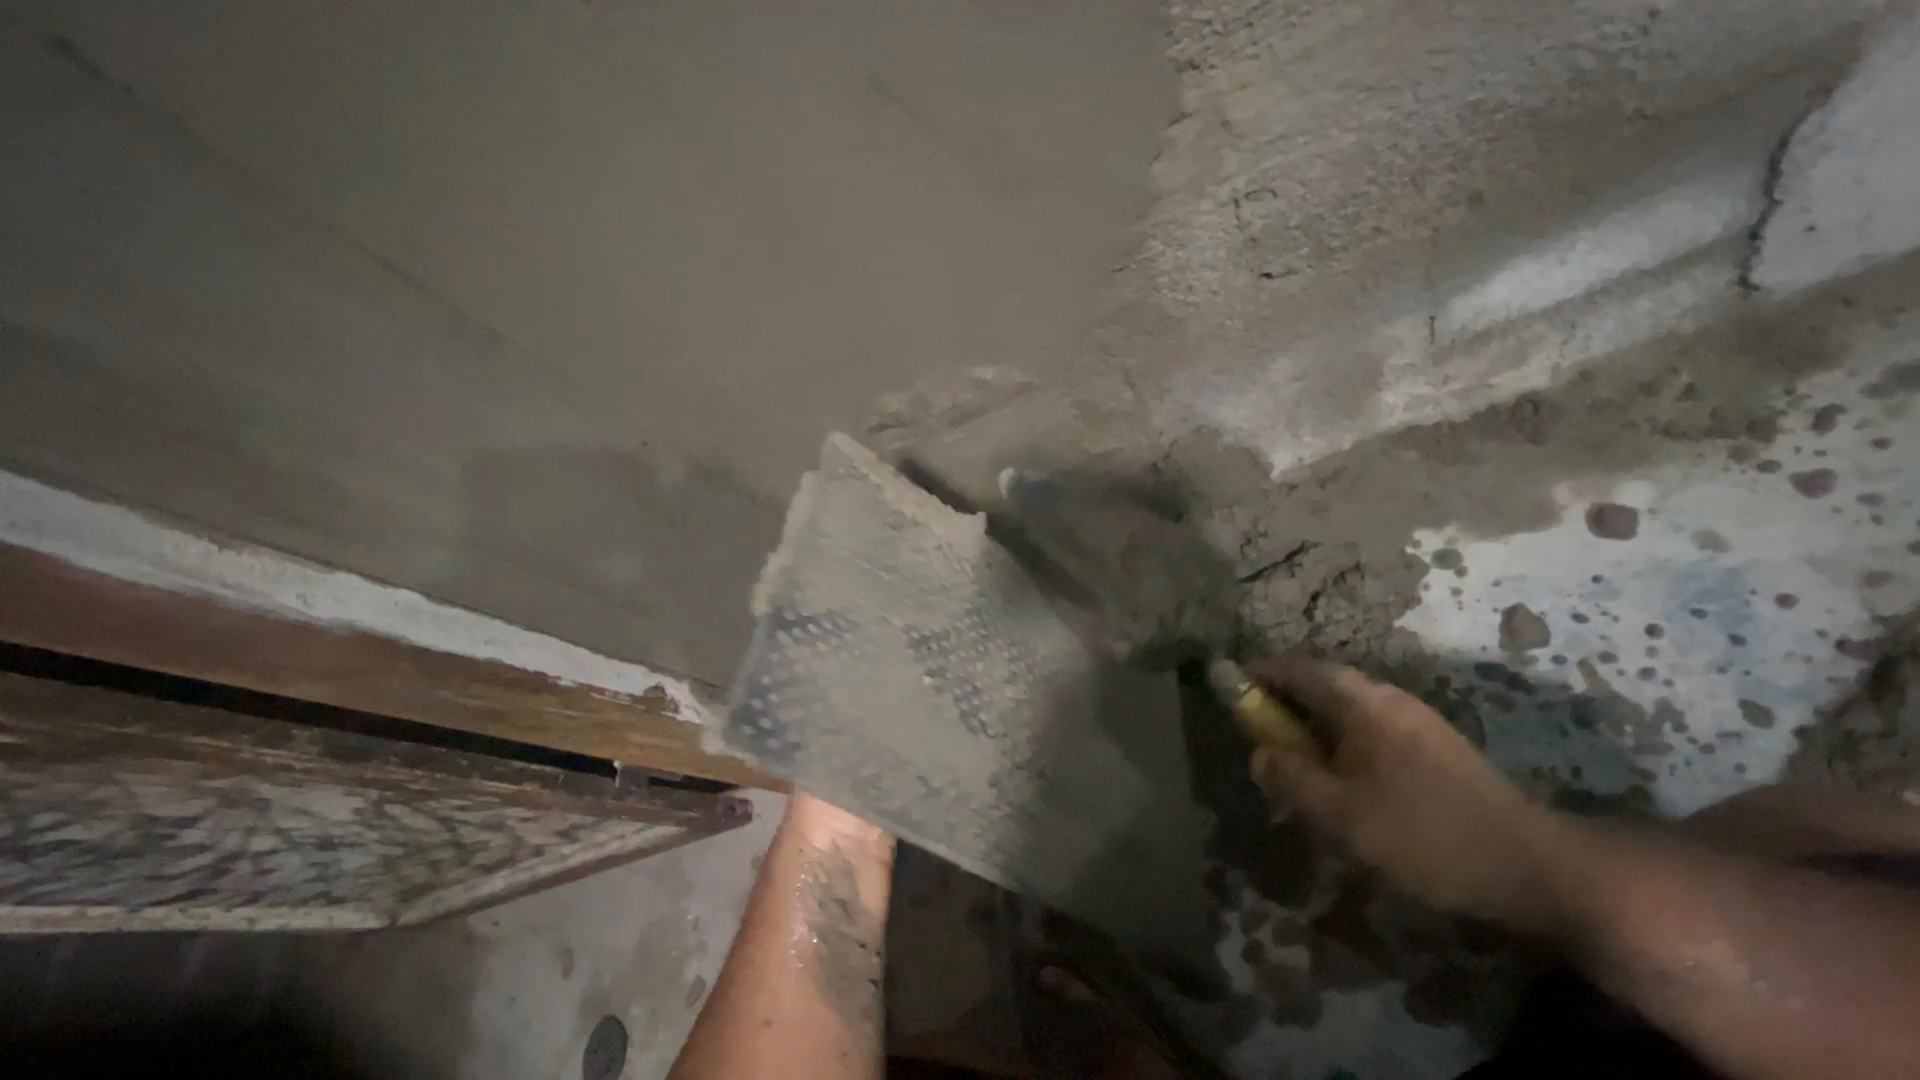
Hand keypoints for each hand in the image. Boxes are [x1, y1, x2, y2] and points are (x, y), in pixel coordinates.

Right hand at [1246, 655, 1564, 932]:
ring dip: (1314, 725)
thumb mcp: (1341, 814)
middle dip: (1285, 701)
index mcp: (1362, 702)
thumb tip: (1260, 753)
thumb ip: (1291, 779)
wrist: (1529, 864)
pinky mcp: (1435, 748)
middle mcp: (1388, 699)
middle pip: (1323, 684)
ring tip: (1294, 761)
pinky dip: (1341, 742)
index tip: (1229, 686)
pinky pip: (1370, 729)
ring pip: (1348, 709)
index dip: (1259, 674)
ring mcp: (1417, 721)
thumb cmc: (1423, 834)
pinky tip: (1342, 780)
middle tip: (1257, 732)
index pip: (1297, 669)